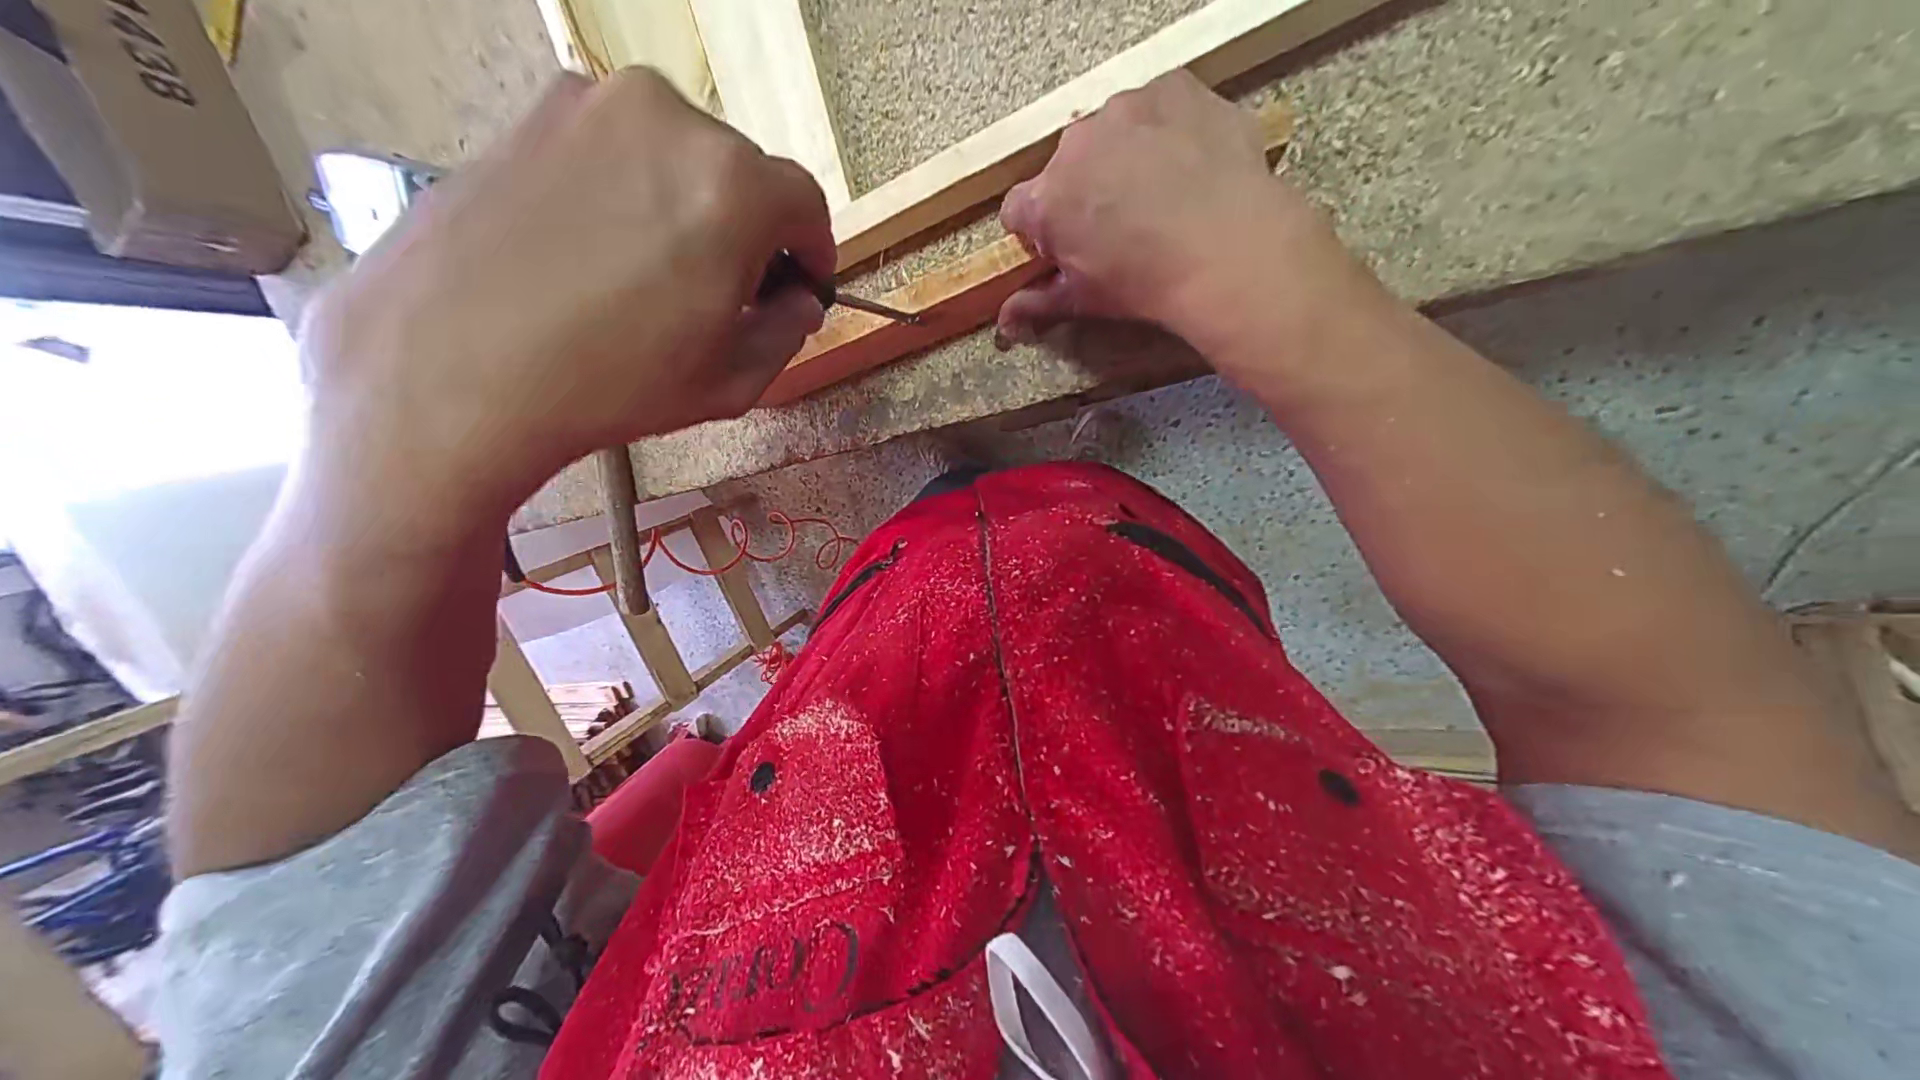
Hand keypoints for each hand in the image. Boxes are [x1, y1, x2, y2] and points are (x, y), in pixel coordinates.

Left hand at [300, 70, 833, 526]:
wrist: (447, 368)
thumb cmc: (611, 384)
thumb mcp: (731, 379)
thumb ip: (787, 331)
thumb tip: (796, 301)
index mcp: (732, 186)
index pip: (804, 203)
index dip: (812, 250)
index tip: (800, 286)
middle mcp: (668, 119)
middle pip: (742, 174)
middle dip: (749, 231)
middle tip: (727, 291)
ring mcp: (590, 105)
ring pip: (677, 156)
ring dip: (688, 207)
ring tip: (655, 273)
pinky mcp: (530, 114)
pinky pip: (614, 149)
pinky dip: (629, 189)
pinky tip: (600, 249)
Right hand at [996, 72, 1389, 392]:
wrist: (1227, 249)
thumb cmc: (1147, 282)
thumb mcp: (1086, 299)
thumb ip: (1038, 304)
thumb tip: (1003, 322)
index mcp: (1046, 201)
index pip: (1018, 211)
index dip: (1039, 232)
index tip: (1065, 247)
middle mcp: (1076, 145)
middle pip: (1065, 167)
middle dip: (1083, 191)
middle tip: (1120, 225)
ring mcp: (1126, 109)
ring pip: (1110, 133)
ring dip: (1123, 156)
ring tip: (1160, 193)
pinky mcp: (1174, 88)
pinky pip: (1157, 106)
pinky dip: (1165, 130)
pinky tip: (1187, 164)